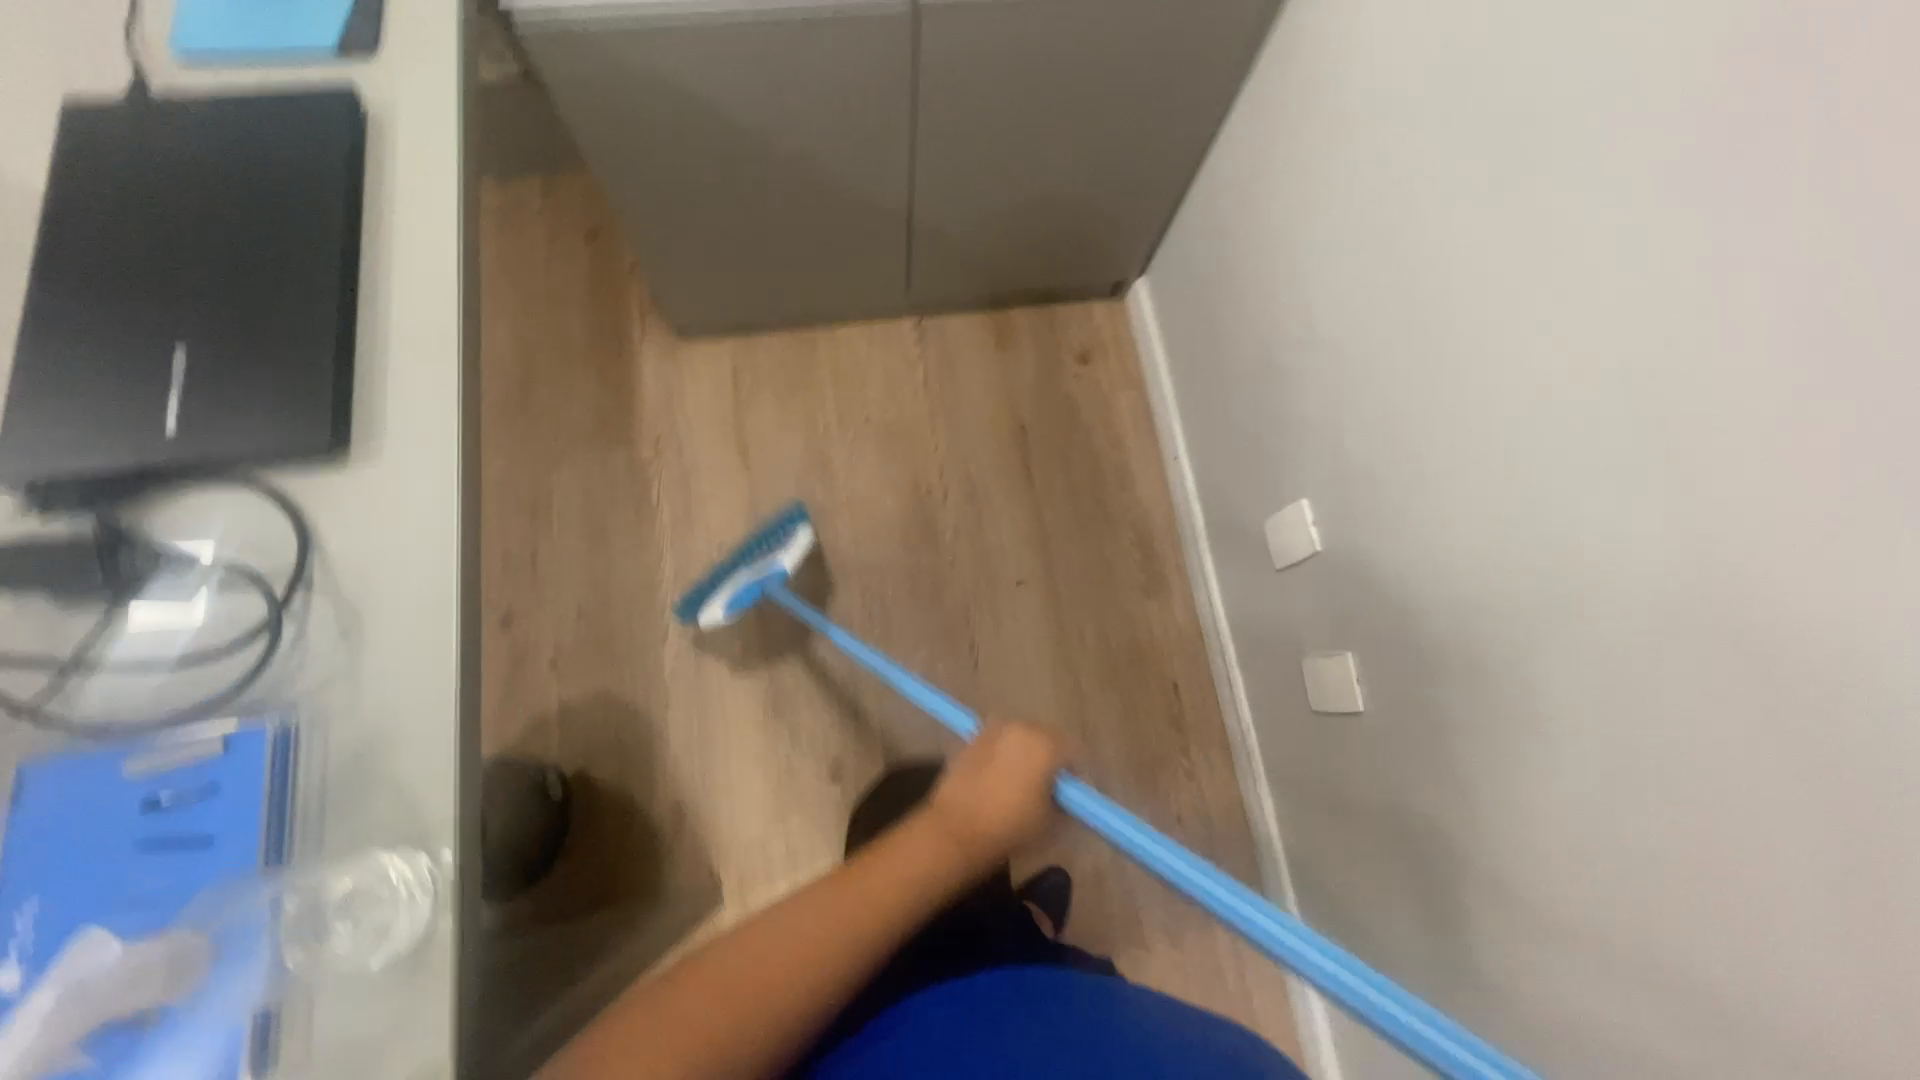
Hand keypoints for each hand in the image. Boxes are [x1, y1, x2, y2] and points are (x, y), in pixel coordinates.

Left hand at [919, 721, 1065, 870]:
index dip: (1075, 773)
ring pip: (1019, 737)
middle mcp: (1020, 728)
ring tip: (1020, 782)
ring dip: (1025, 753)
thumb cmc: (1011, 826)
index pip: (1074, 751)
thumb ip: (1065, 802)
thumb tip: (1065, 795)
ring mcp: (992, 730)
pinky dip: (1002, 755)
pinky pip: (997, 743)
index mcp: (1045, 744)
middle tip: (1047, 787)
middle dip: (1050, 758)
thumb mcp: (1051, 821)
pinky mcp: (970, 739)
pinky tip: (997, 779)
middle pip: (1046, 738)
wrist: (956, 829)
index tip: (1071, 794)